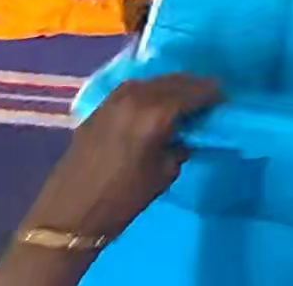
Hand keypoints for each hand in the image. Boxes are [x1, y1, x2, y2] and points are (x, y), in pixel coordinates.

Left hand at [26, 73, 222, 240]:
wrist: (67, 214)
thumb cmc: (120, 199)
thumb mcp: (162, 174)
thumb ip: (181, 145)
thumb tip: (191, 132)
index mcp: (157, 111)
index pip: (195, 91)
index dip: (213, 93)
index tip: (225, 98)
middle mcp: (139, 94)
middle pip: (178, 79)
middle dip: (196, 86)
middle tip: (211, 96)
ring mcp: (120, 94)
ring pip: (159, 80)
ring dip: (176, 86)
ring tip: (188, 98)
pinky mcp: (106, 101)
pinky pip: (141, 86)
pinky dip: (156, 89)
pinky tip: (161, 102)